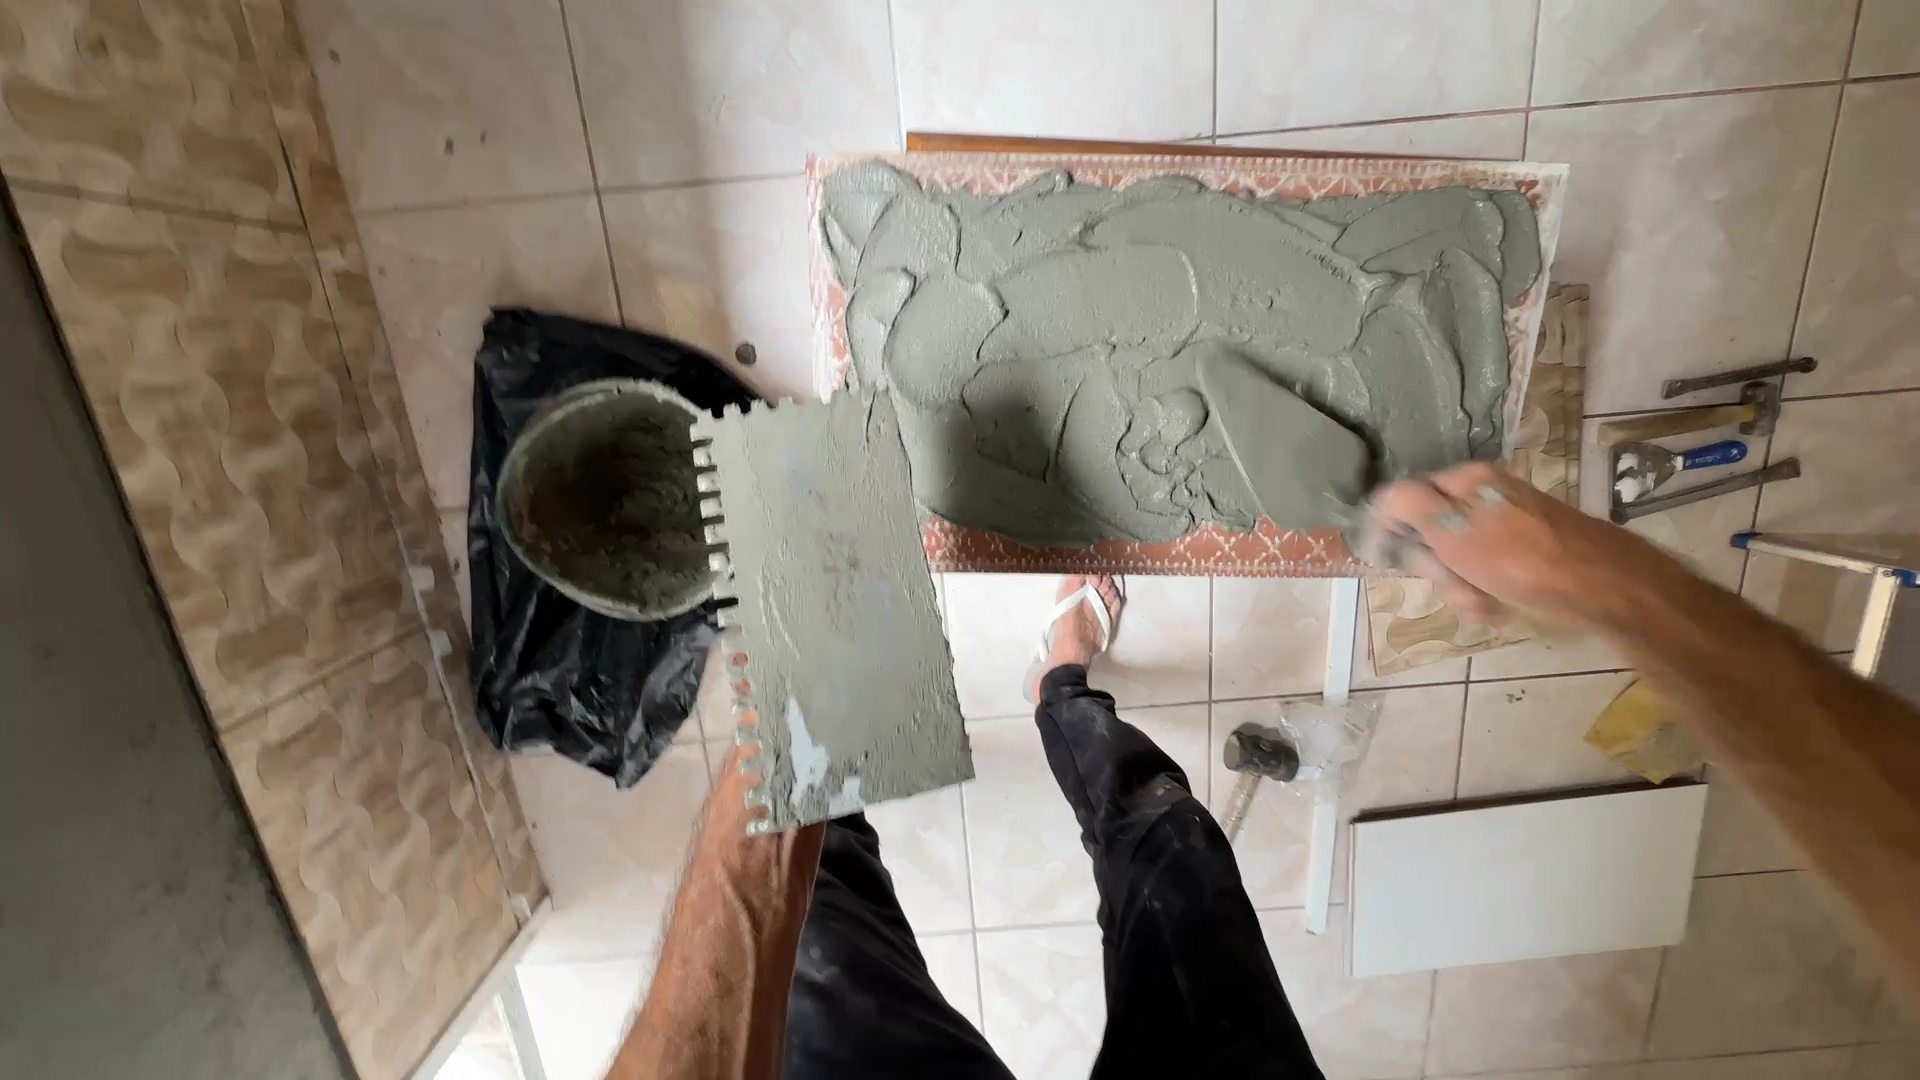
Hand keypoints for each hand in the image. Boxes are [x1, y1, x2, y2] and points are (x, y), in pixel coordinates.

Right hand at [1360, 462, 1645, 626]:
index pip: (1404, 497)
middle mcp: (1484, 495)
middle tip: (1450, 585)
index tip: (1391, 560)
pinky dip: (1482, 590)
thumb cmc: (1517, 558)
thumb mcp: (1449, 527)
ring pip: (1456, 556)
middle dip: (1434, 566)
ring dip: (1457, 586)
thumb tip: (1378, 498)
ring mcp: (1506, 524)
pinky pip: (1484, 570)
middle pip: (1430, 530)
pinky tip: (1493, 607)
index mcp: (1465, 480)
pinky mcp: (1526, 551)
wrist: (1604, 588)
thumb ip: (1405, 504)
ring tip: (1477, 606)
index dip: (1393, 529)